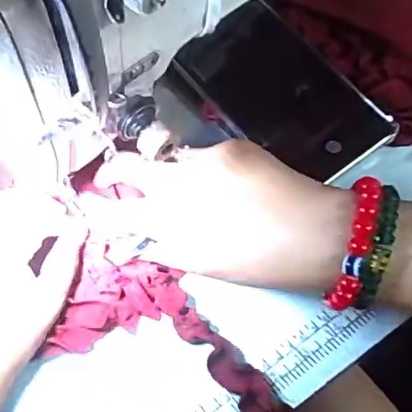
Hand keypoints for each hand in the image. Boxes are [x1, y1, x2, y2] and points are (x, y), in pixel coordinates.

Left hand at [0, 189, 85, 410]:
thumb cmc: (15, 335)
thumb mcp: (50, 299)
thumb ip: (66, 258)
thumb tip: (80, 227)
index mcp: (4, 249)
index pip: (35, 215)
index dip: (59, 216)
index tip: (73, 224)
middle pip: (4, 202)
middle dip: (31, 203)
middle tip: (51, 217)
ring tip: (17, 216)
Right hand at [81, 140, 350, 291]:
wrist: (319, 234)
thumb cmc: (264, 265)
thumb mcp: (207, 265)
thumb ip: (166, 249)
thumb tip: (138, 241)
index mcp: (170, 228)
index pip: (114, 214)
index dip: (97, 211)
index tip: (91, 209)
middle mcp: (176, 189)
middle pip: (125, 166)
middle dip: (112, 171)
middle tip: (113, 178)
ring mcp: (200, 162)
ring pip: (162, 154)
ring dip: (158, 165)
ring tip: (172, 177)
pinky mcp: (226, 146)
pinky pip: (196, 152)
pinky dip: (196, 166)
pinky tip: (220, 181)